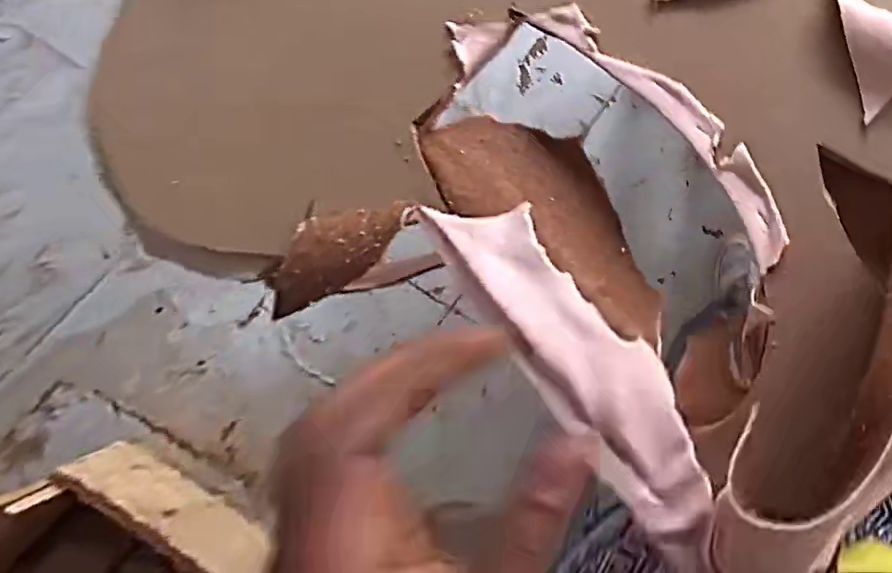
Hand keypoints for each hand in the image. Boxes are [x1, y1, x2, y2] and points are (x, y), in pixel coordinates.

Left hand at [271, 327, 596, 572]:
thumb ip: (532, 522)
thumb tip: (582, 439)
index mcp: (343, 539)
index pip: (351, 429)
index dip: (416, 369)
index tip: (491, 343)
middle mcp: (311, 529)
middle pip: (328, 423)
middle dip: (403, 367)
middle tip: (475, 343)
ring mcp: (309, 539)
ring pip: (325, 439)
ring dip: (392, 389)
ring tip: (456, 364)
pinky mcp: (323, 548)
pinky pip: (338, 460)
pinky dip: (386, 421)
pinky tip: (426, 422)